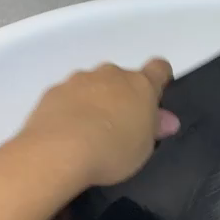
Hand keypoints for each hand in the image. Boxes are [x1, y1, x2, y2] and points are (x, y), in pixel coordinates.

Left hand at [17, 59, 179, 186]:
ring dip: (94, 101)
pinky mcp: (53, 91)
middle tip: (118, 127)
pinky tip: (65, 133)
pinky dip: (69, 109)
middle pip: (121, 78)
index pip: (159, 68)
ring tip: (87, 134)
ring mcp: (78, 80)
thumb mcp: (144, 148)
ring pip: (92, 85)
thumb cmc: (112, 150)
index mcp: (139, 84)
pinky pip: (67, 96)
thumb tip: (166, 120)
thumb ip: (155, 129)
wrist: (58, 152)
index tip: (154, 99)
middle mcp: (110, 74)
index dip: (159, 80)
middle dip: (121, 96)